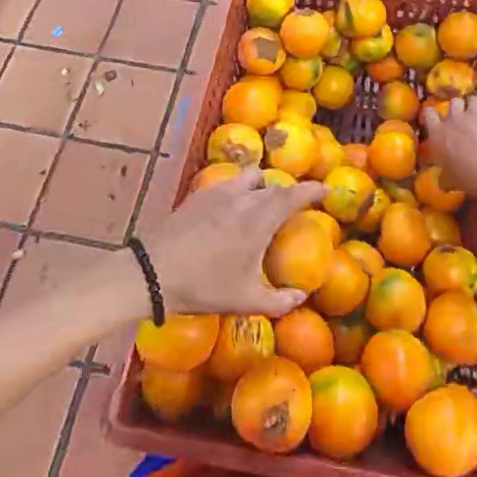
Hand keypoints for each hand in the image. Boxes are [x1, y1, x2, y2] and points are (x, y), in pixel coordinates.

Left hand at [137, 167, 322, 316]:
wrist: (150, 273)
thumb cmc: (203, 287)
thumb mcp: (246, 300)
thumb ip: (280, 300)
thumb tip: (301, 295)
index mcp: (259, 219)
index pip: (294, 195)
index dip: (312, 190)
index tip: (325, 190)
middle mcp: (242, 198)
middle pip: (274, 184)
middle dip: (289, 190)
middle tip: (295, 203)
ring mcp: (218, 193)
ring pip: (249, 176)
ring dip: (263, 184)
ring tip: (263, 200)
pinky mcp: (198, 196)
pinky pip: (227, 183)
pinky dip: (239, 188)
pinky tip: (232, 206)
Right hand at [422, 75, 476, 200]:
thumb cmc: (470, 179)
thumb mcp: (451, 181)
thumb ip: (444, 178)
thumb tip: (440, 183)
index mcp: (438, 134)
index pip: (429, 115)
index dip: (432, 114)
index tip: (433, 115)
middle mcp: (453, 118)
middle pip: (452, 104)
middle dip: (456, 109)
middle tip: (460, 116)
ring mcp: (473, 112)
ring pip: (470, 98)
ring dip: (473, 102)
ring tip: (475, 107)